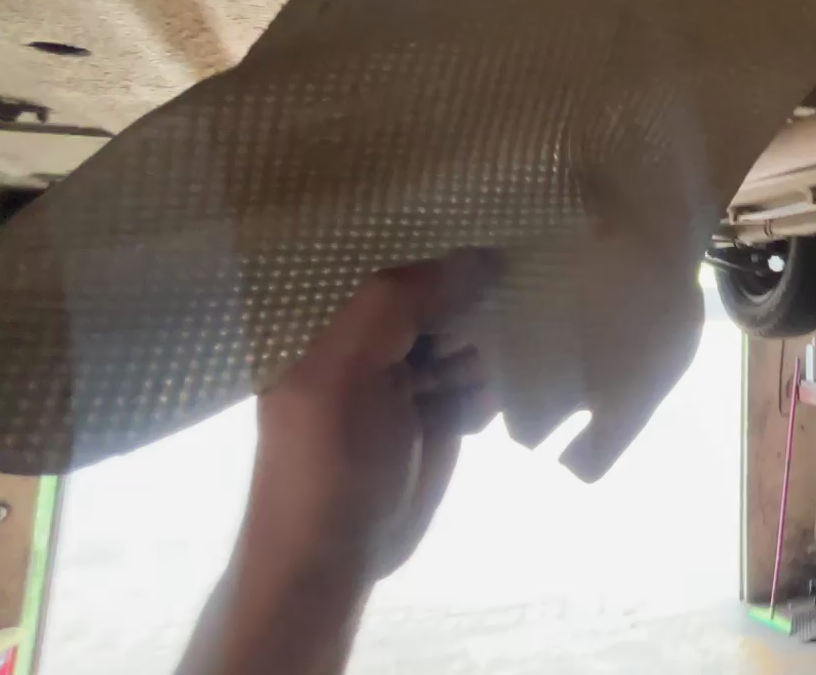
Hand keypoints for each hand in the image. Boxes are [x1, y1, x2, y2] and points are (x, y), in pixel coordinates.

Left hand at [246, 248, 502, 580]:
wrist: (335, 561)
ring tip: (448, 395)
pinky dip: (484, 391)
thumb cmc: (328, 463)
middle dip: (465, 310)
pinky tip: (467, 414)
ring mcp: (411, 381)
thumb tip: (478, 255)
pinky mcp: (443, 414)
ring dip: (474, 359)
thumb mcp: (346, 371)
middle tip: (455, 337)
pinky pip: (483, 378)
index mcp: (332, 327)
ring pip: (469, 337)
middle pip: (440, 299)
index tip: (487, 254)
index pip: (397, 270)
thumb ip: (398, 302)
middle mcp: (374, 346)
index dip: (440, 260)